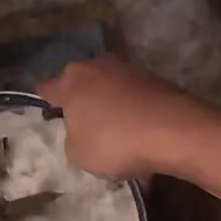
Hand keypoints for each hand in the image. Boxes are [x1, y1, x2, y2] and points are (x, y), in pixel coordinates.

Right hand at [36, 56, 212, 179]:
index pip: (48, 87)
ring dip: (113, 112)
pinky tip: (143, 144)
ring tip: (119, 141)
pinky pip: (138, 104)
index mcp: (72, 80)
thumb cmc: (114, 142)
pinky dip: (137, 120)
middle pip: (83, 85)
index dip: (46, 102)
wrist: (175, 132)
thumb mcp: (78, 154)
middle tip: (84, 128)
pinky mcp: (158, 82)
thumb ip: (72, 140)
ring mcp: (132, 71)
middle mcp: (100, 66)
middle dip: (83, 104)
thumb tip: (82, 133)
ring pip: (113, 93)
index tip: (47, 112)